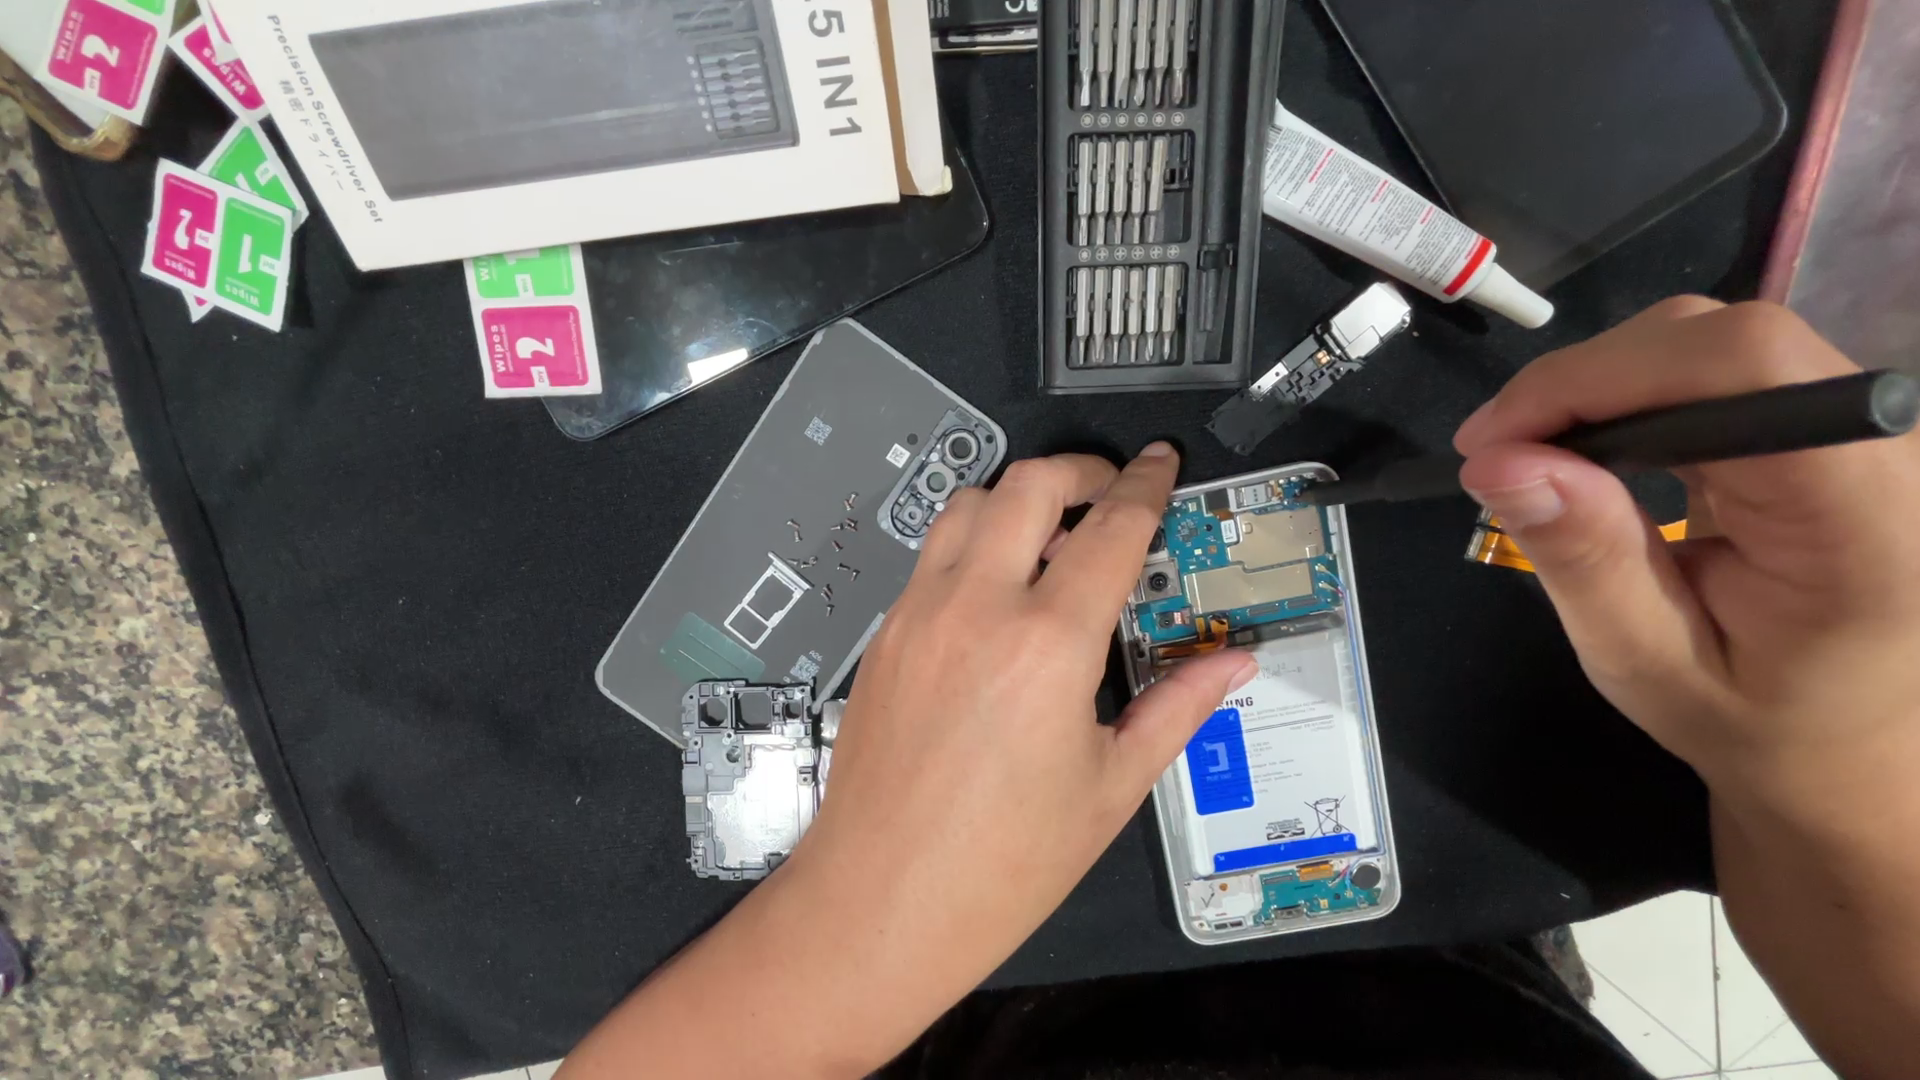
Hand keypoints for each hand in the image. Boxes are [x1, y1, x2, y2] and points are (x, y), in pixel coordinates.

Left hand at [777, 444, 1257, 1066]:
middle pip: (1030, 483)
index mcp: (1047, 644)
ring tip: (1053, 532)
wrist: (879, 901)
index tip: (1160, 464)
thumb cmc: (1002, 864)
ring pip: (968, 503)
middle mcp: (977, 607)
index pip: (1111, 529)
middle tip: (1112, 491)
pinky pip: (932, 552)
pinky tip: (997, 586)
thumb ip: (1176, 707)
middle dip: (1081, 468)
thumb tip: (1229, 664)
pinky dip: (973, 539)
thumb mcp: (1111, 787)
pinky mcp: (886, 632)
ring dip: (1018, 496)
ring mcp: (920, 613)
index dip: (1146, 485)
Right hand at [1453, 297, 1919, 812]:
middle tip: (1490, 457)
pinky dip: (1617, 397)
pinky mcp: (1823, 427)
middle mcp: (1886, 446)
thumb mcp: (1644, 659)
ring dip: (1588, 390)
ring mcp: (1862, 429)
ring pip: (1701, 343)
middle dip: (1575, 384)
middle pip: (1713, 340)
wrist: (1857, 741)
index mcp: (1858, 514)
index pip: (1738, 367)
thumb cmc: (1753, 719)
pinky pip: (1706, 372)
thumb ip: (1583, 559)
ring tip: (1524, 459)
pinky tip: (1578, 450)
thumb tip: (1496, 461)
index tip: (1491, 443)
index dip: (1595, 377)